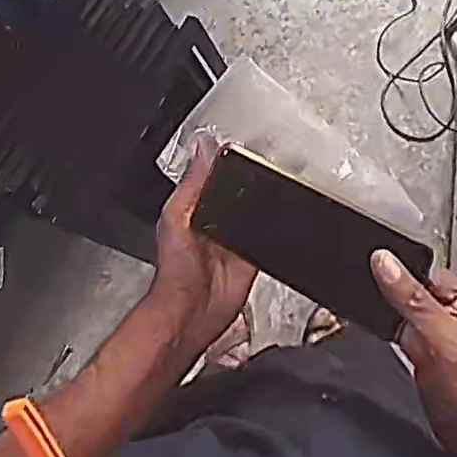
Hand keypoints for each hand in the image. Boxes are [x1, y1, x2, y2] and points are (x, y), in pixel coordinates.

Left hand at [147, 134, 256, 349]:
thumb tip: (202, 149)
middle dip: (250, 177)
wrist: (190, 312)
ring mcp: (235, 238)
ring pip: (254, 210)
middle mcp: (216, 220)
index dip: (225, 160)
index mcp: (195, 206)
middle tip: (266, 158)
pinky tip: (282, 214)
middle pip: (238, 190)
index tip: (238, 144)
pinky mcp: (253, 255)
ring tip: (277, 179)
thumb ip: (191, 185)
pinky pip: (268, 235)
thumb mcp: (176, 218)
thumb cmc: (174, 272)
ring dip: (264, 199)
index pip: (213, 175)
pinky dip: (275, 227)